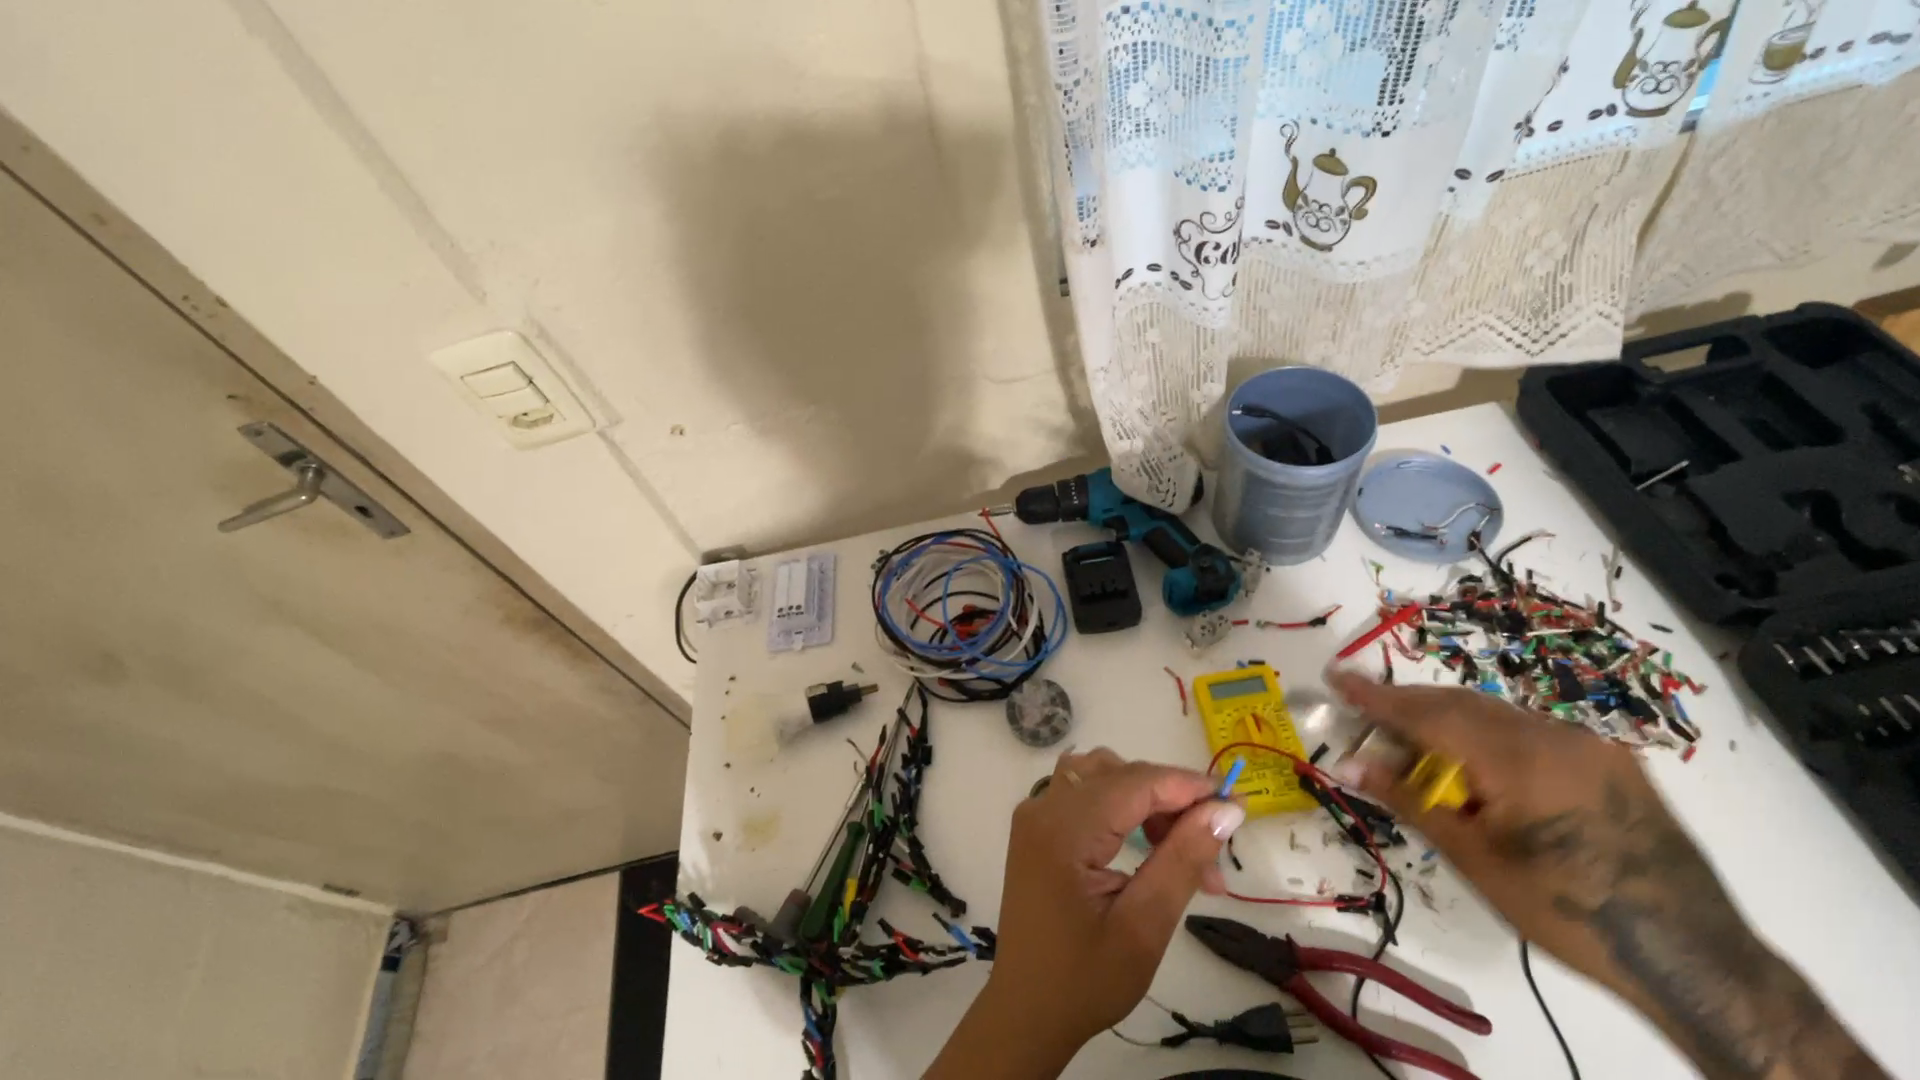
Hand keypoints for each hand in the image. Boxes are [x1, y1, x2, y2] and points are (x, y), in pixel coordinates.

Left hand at [925, 748, 1243, 1078]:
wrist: (1026, 1012)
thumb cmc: (1085, 979)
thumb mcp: (1144, 925)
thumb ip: (1183, 859)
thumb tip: (1226, 810)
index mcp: (1064, 831)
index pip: (1136, 781)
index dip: (1189, 785)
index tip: (1237, 805)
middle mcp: (1043, 809)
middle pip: (1119, 773)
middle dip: (1171, 801)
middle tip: (1210, 854)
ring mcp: (1035, 817)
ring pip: (1103, 776)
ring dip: (1147, 801)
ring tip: (1180, 852)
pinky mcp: (1037, 830)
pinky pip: (1086, 795)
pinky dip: (1123, 809)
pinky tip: (1149, 848)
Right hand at [1327, 671, 1889, 1079]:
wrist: (1691, 951)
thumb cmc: (1564, 910)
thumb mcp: (1475, 858)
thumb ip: (1411, 800)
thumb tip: (1350, 764)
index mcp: (1516, 758)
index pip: (1428, 713)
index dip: (1377, 696)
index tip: (1337, 675)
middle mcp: (1553, 734)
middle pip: (1461, 704)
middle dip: (1410, 706)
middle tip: (1367, 714)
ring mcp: (1589, 744)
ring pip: (1498, 715)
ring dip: (1449, 721)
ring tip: (1416, 747)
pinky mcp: (1612, 760)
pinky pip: (1534, 732)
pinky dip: (1492, 736)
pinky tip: (1480, 766)